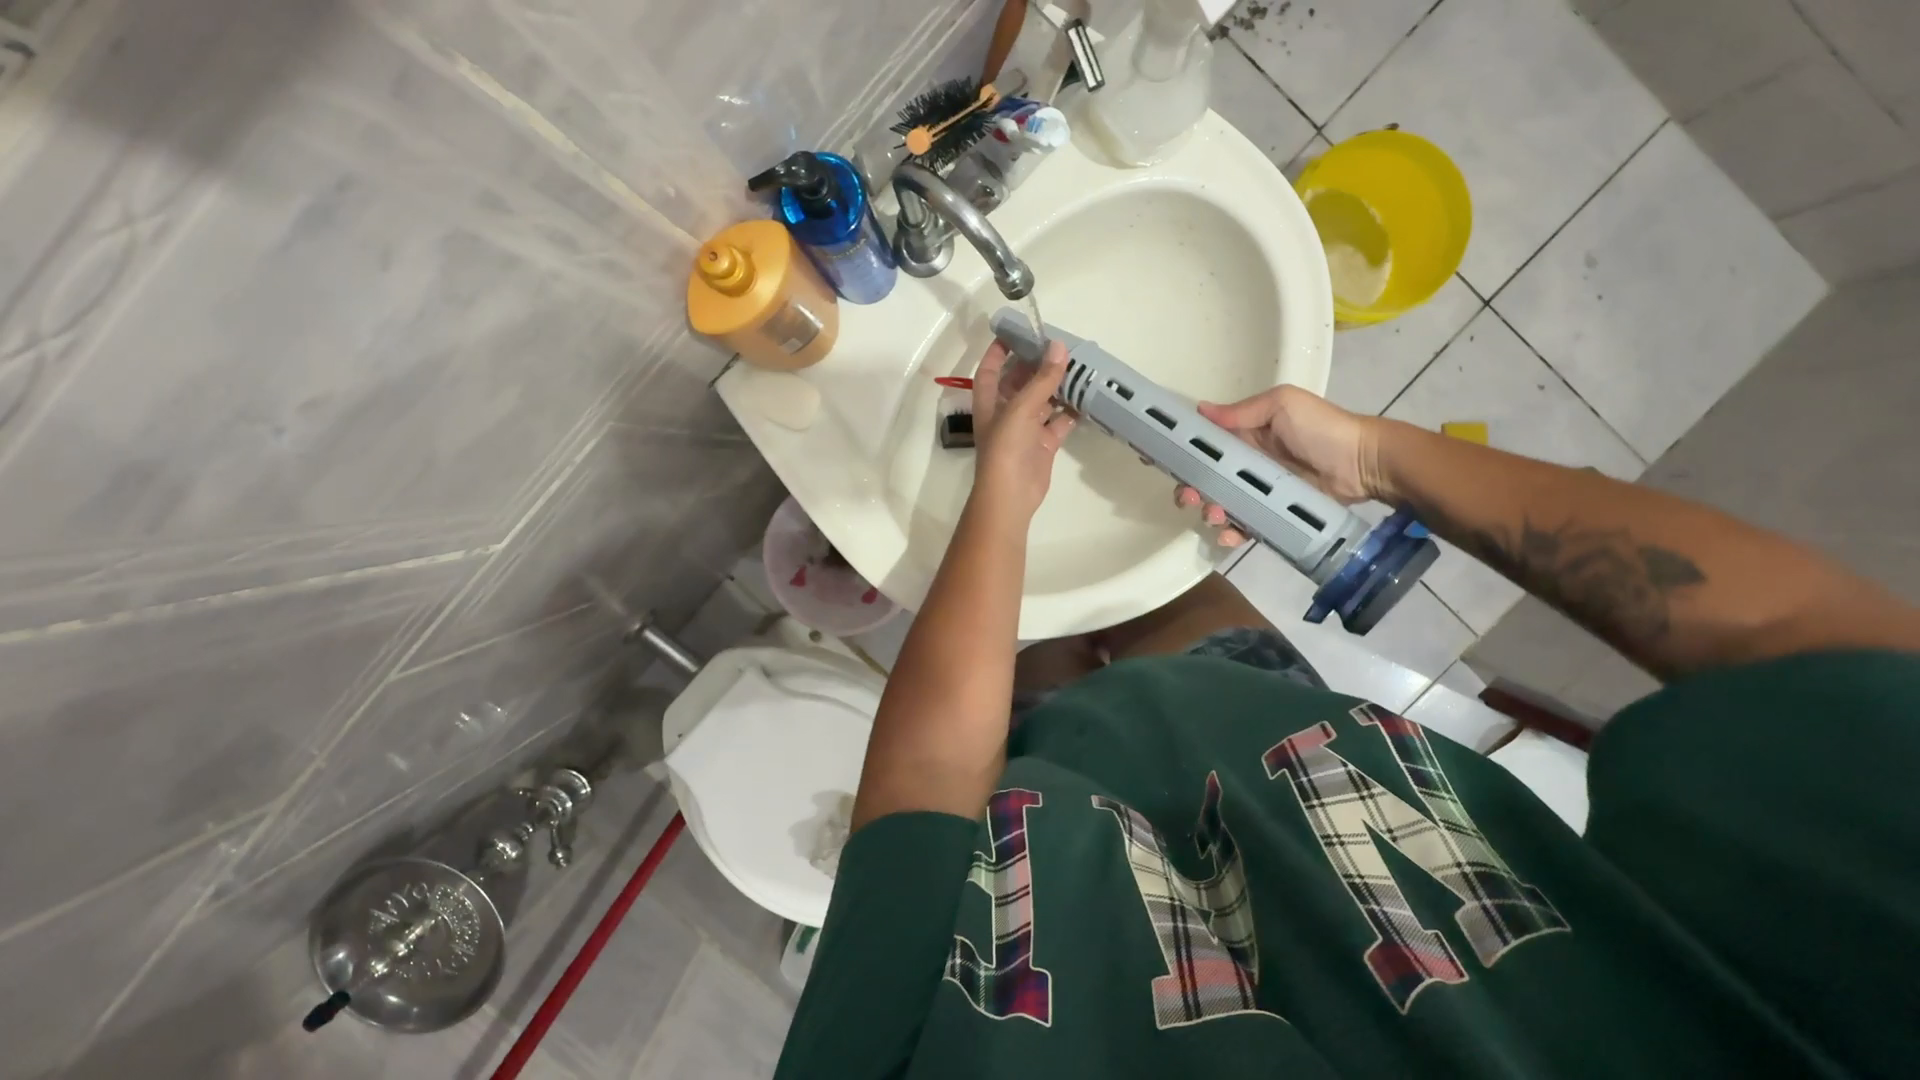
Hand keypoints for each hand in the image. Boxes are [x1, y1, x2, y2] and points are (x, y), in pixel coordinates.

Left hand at [968, 340, 1075, 522]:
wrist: (1010, 495)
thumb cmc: (1005, 448)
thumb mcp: (1021, 408)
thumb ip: (1042, 379)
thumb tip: (1059, 347)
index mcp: (989, 401)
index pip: (991, 369)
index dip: (999, 350)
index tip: (1017, 332)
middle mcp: (1005, 412)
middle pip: (1020, 381)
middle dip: (1036, 365)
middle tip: (1059, 347)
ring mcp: (1025, 429)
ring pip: (1042, 400)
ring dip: (1057, 386)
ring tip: (1078, 367)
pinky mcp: (1043, 444)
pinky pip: (1058, 422)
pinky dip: (1070, 412)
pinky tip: (1086, 398)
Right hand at [1177, 385, 1383, 546]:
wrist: (1363, 464)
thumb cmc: (1323, 428)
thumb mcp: (1283, 405)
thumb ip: (1242, 412)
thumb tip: (1200, 410)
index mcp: (1244, 434)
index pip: (1204, 443)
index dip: (1180, 450)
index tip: (1155, 459)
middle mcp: (1245, 463)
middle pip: (1204, 479)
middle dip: (1189, 489)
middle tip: (1188, 497)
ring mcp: (1257, 491)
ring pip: (1219, 504)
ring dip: (1208, 511)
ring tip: (1215, 514)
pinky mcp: (1271, 514)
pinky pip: (1243, 526)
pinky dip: (1231, 533)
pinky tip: (1230, 535)